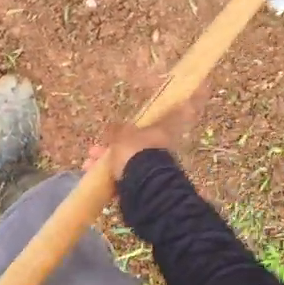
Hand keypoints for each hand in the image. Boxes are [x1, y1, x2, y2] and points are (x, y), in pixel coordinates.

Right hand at [88, 87, 207, 180]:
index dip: (185, 106)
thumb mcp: (123, 136)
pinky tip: (93, 177)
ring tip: (88, 165)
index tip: (195, 96)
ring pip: (126, 161)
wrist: (143, 188)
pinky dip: (109, 176)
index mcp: (160, 132)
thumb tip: (114, 127)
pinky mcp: (143, 186)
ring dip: (106, 161)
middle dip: (113, 145)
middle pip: (135, 143)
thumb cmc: (136, 153)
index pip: (176, 114)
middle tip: (96, 148)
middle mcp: (158, 149)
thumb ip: (117, 130)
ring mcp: (151, 168)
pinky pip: (123, 177)